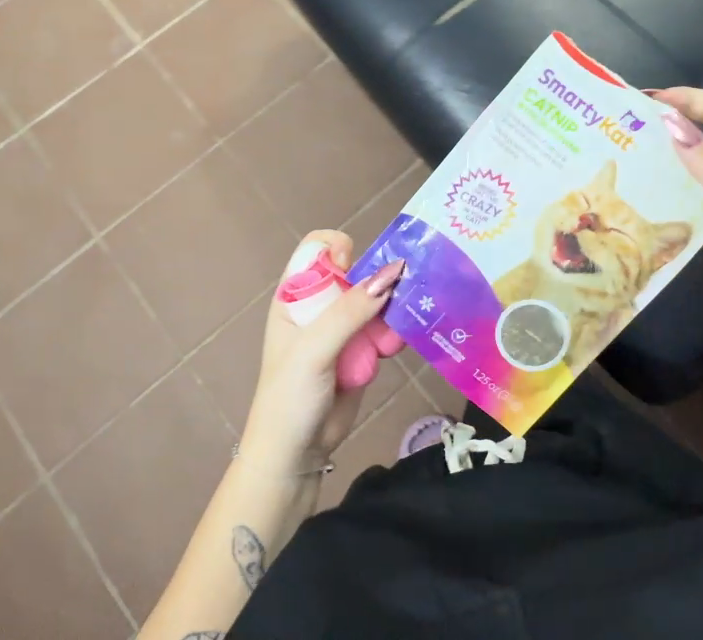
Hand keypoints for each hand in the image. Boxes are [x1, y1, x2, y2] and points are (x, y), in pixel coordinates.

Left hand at [238, 230, 405, 471]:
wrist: (296, 454)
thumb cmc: (290, 396)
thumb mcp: (314, 349)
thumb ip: (350, 312)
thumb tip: (391, 273)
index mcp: (295, 296)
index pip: (318, 248)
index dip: (339, 251)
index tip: (354, 272)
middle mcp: (319, 306)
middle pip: (355, 270)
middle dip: (377, 275)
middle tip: (402, 287)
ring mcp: (343, 329)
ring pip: (375, 298)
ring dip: (394, 302)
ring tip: (411, 310)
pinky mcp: (363, 351)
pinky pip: (385, 327)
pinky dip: (398, 327)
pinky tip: (406, 335)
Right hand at [650, 88, 702, 342]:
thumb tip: (673, 126)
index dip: (692, 100)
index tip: (648, 100)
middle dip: (673, 125)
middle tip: (627, 124)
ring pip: (696, 168)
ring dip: (666, 159)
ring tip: (624, 152)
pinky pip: (690, 199)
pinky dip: (668, 192)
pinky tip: (638, 192)